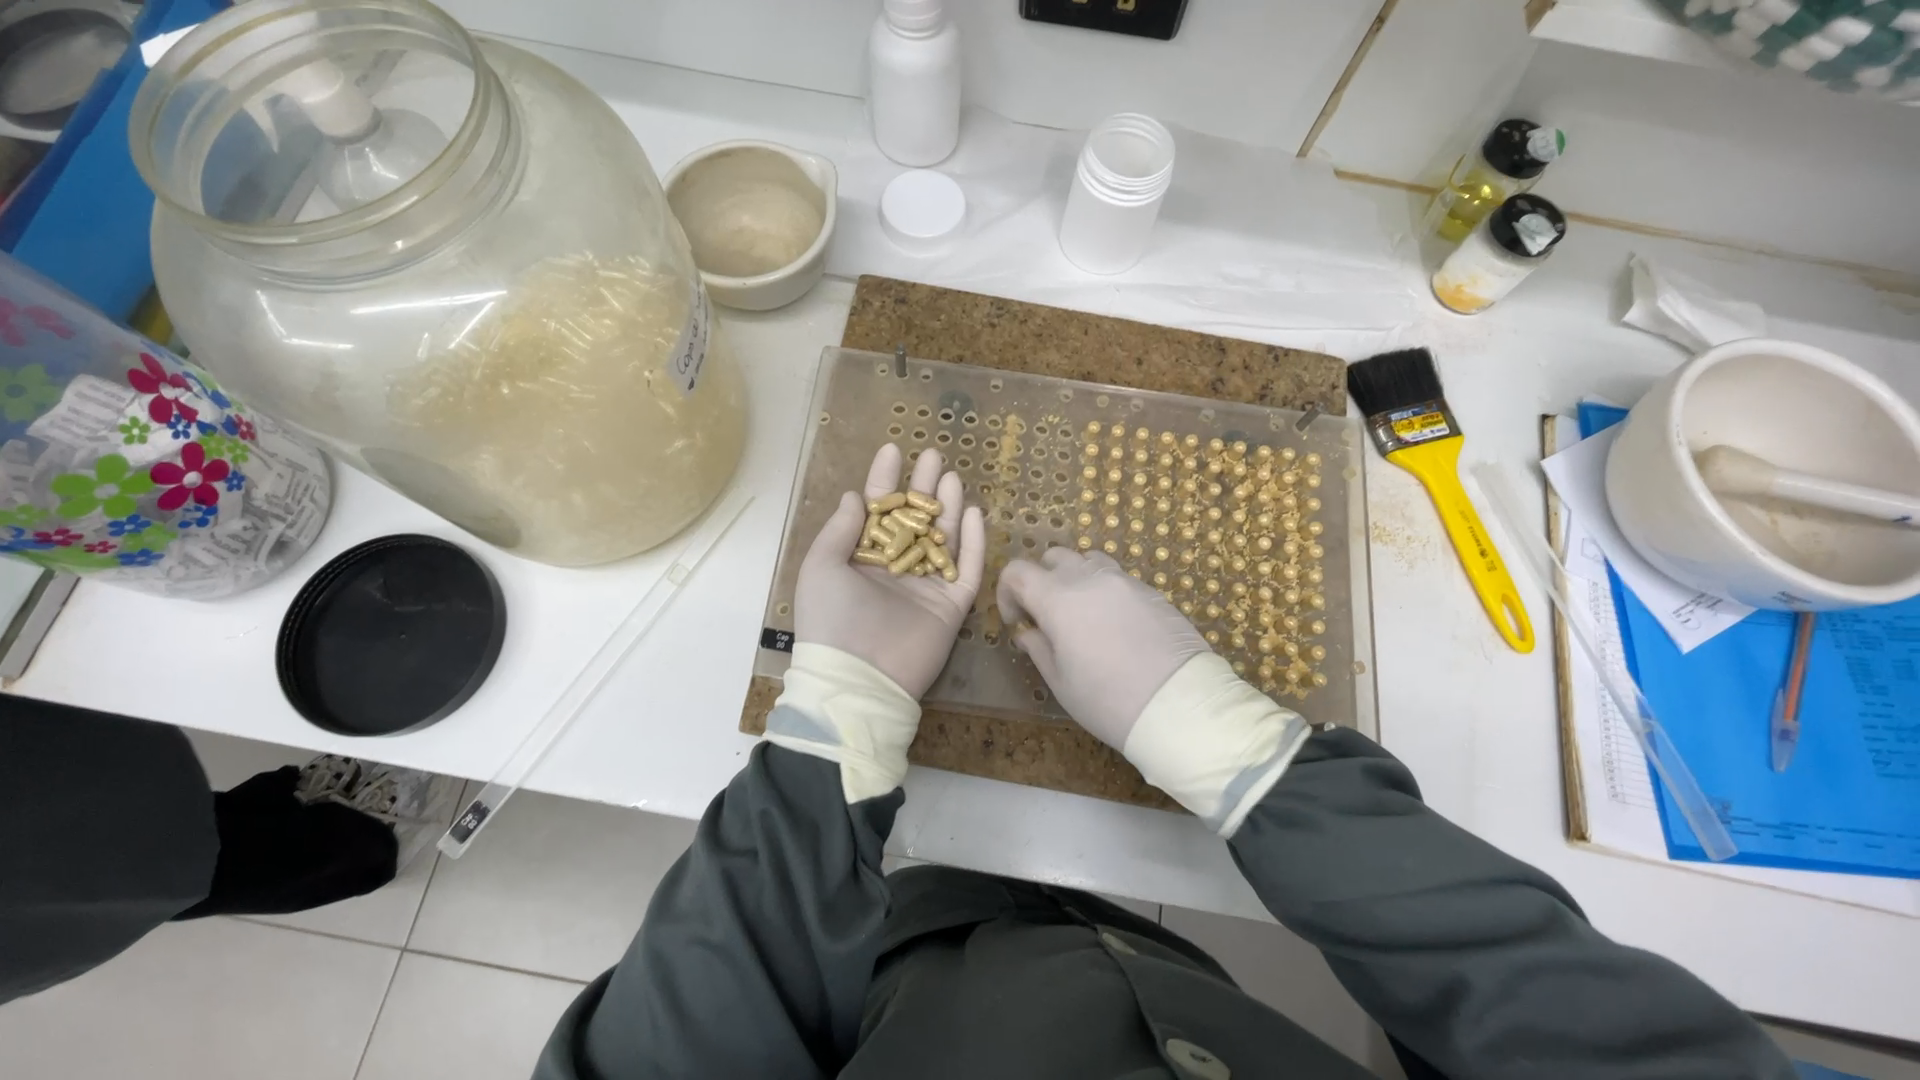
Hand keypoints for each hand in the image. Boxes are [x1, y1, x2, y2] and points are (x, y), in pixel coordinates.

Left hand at [796, 444, 984, 697]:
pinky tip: (974, 513)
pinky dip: (974, 543)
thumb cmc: (832, 619)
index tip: (892, 449)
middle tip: (932, 455)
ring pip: (943, 539)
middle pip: (913, 520)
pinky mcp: (952, 607)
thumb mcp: (821, 567)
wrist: (860, 678)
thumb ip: (840, 530)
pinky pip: (968, 570)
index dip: (883, 480)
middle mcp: (895, 570)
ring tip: (951, 475)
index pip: (875, 512)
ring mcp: (925, 588)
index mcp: (861, 560)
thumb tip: (852, 496)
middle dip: (921, 487)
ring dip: (948, 507)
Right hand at [995, 548, 1207, 747]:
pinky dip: (1104, 590)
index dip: (1008, 593)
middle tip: (1046, 617)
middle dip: (1041, 581)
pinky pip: (1117, 577)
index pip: (1017, 571)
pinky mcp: (1151, 591)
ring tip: (1081, 613)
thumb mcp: (1061, 681)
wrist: (1178, 703)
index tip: (1017, 621)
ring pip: (1088, 560)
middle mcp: (1089, 579)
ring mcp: (1124, 581)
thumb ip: (1038, 647)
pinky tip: (1113, 624)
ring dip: (1075, 578)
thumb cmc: (1108, 700)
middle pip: (1053, 557)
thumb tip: (1028, 631)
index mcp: (1058, 599)